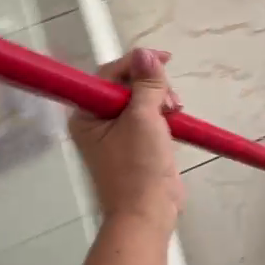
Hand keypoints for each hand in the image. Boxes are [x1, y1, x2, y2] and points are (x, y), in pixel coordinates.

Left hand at [68, 48, 185, 233]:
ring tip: (176, 113)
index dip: (136, 63)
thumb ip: (146, 84)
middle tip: (171, 102)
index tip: (165, 60)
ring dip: (162, 100)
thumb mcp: (143, 119)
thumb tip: (146, 53)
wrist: (148, 212)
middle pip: (128, 84)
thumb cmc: (138, 166)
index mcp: (87, 115)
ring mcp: (118, 132)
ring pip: (142, 98)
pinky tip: (176, 120)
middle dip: (154, 86)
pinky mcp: (137, 142)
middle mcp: (98, 120)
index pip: (109, 74)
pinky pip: (151, 115)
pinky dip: (165, 114)